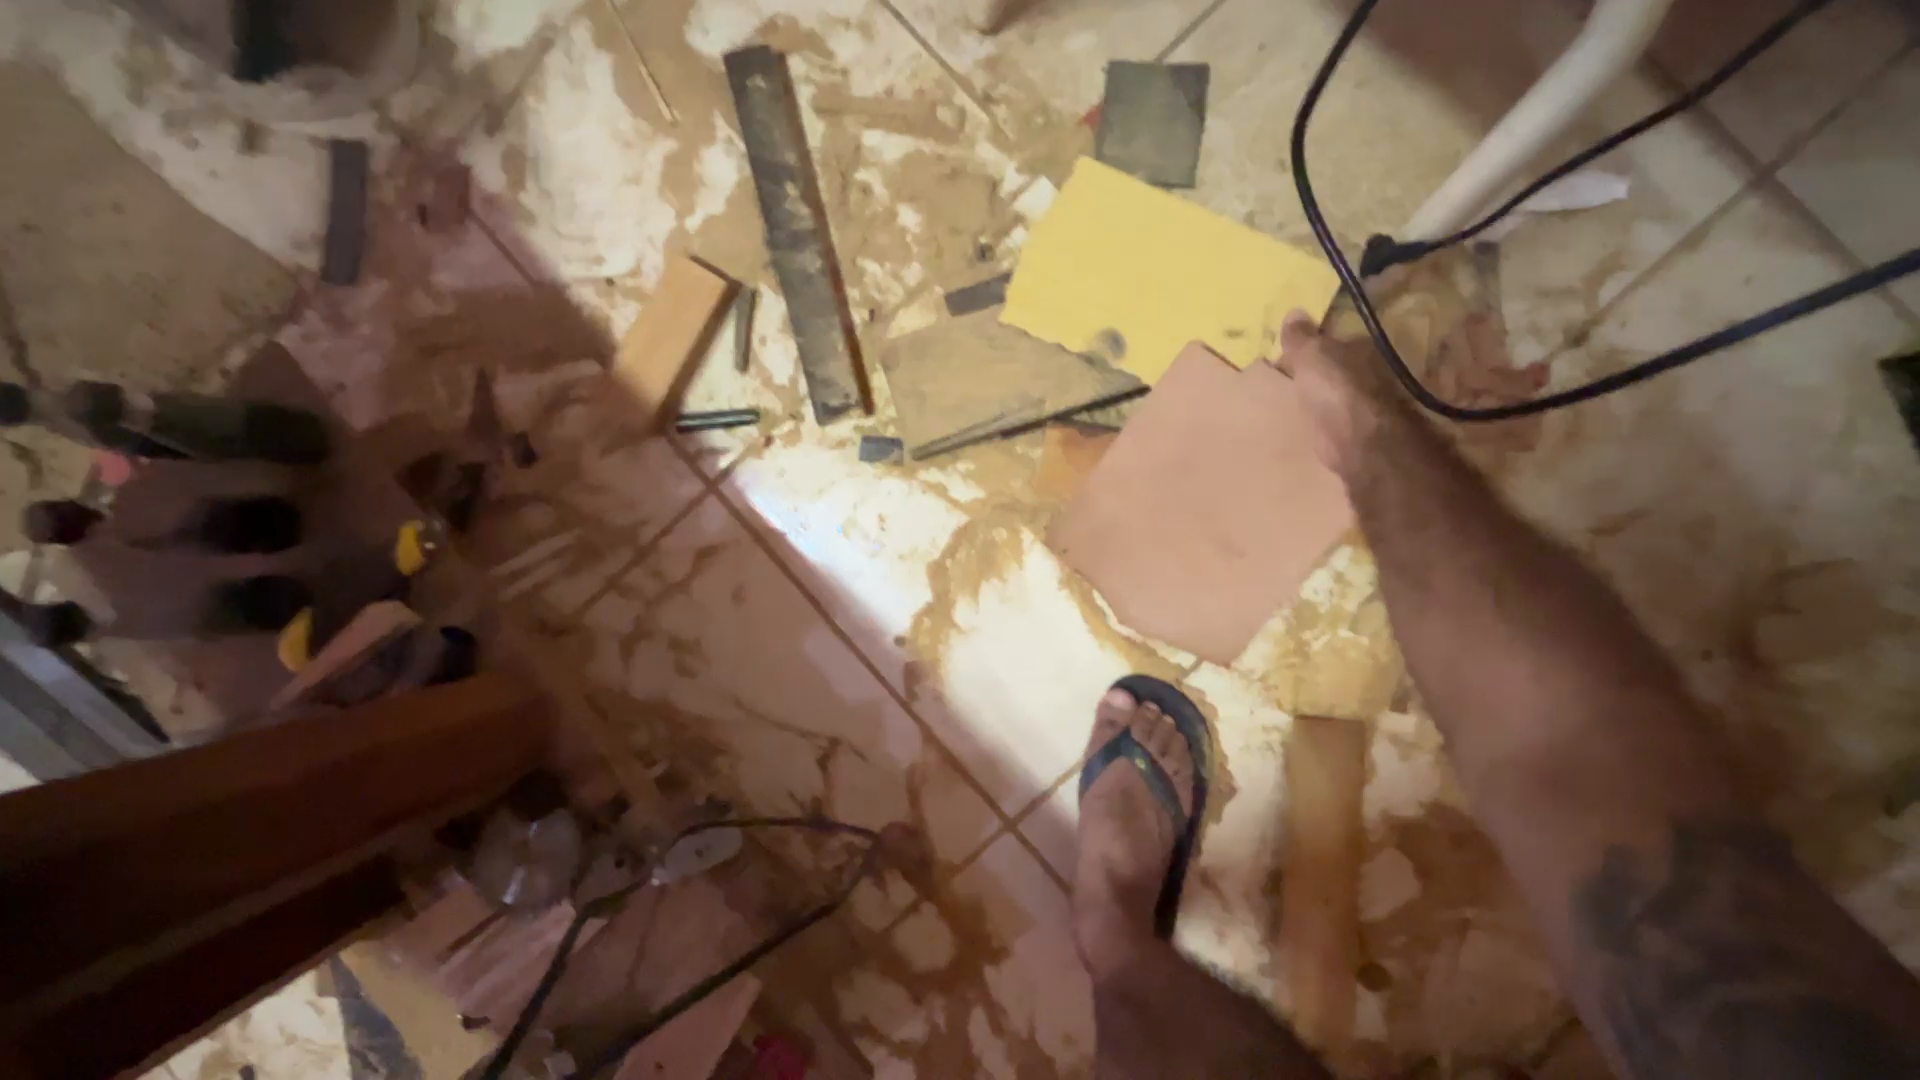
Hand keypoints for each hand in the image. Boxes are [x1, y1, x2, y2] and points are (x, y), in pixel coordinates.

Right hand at [1273, 310, 1401, 477]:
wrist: (1358, 439)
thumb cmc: (1335, 389)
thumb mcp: (1311, 356)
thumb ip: (1301, 338)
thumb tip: (1294, 312)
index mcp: (1359, 347)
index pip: (1332, 340)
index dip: (1308, 346)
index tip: (1286, 355)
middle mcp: (1368, 370)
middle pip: (1334, 366)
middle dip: (1314, 370)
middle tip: (1285, 377)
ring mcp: (1364, 401)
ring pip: (1333, 391)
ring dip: (1317, 395)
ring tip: (1290, 400)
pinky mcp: (1357, 429)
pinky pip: (1332, 416)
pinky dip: (1320, 417)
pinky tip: (1305, 421)